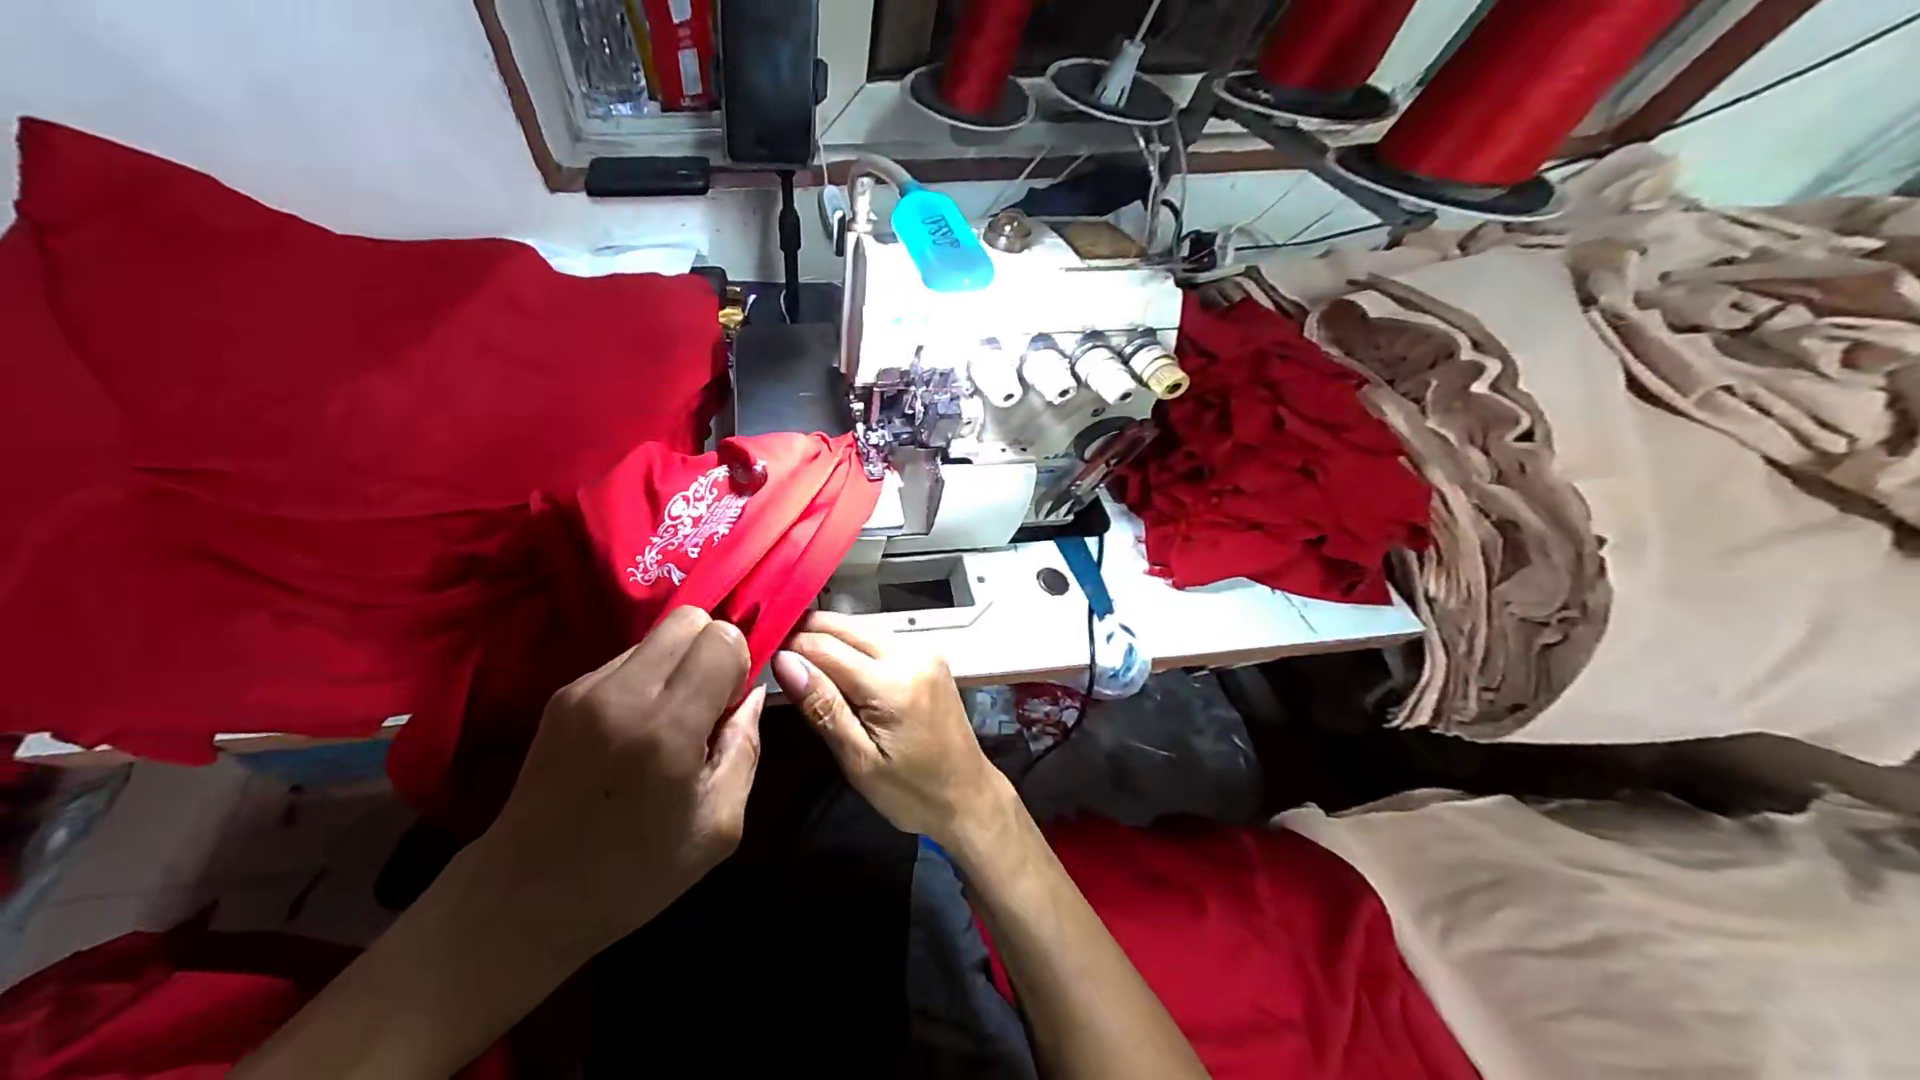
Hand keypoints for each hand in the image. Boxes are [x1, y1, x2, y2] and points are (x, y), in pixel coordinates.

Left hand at [472, 607, 765, 951]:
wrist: (523, 898)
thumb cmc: (635, 874)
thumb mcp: (719, 825)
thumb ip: (745, 748)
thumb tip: (751, 696)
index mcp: (667, 730)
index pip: (722, 639)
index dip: (738, 665)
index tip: (728, 707)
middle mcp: (623, 695)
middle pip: (690, 618)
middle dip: (711, 649)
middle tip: (706, 702)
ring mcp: (585, 690)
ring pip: (657, 633)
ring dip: (677, 663)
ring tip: (668, 718)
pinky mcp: (563, 694)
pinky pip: (626, 658)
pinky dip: (646, 678)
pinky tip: (634, 728)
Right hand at [771, 611, 1007, 845]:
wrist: (968, 795)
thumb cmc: (911, 791)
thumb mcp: (860, 760)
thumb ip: (823, 707)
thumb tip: (785, 662)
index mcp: (893, 684)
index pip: (827, 647)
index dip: (791, 645)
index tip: (762, 651)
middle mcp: (911, 656)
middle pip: (847, 627)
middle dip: (807, 631)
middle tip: (772, 645)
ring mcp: (924, 652)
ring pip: (863, 628)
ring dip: (829, 634)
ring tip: (795, 652)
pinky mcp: (928, 657)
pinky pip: (881, 638)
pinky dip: (853, 643)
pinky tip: (833, 659)